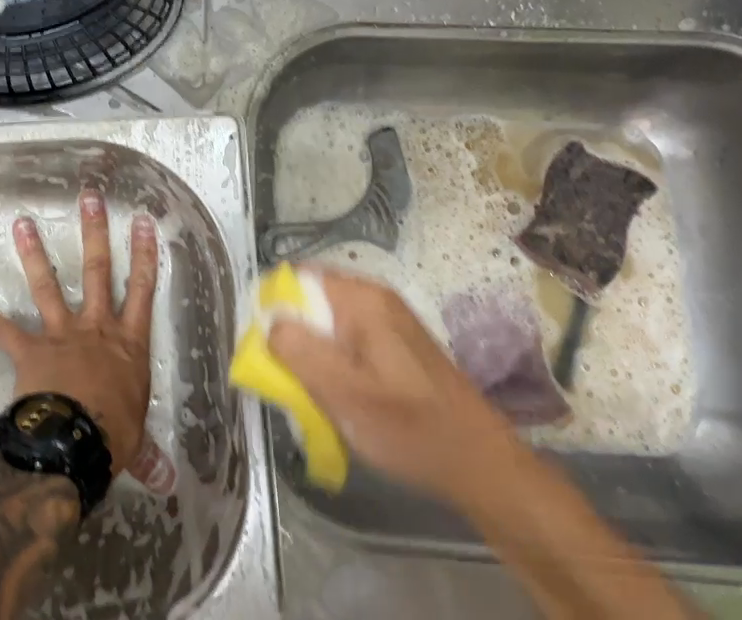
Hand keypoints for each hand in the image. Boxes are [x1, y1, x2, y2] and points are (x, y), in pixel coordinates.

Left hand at [0, 188, 156, 477]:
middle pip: (99, 271)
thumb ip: (149, 452)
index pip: (142, 290)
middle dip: (94, 232)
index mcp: (128, 343)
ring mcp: (61, 335)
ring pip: (48, 286)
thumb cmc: (113, 436)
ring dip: (35, 254)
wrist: (73, 444)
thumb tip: (167, 482)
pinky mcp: (29, 351)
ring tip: (23, 223)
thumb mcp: (137, 439)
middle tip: (88, 197)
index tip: (143, 221)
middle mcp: (96, 329)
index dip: (144, 255)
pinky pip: (6, 331)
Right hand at [268, 268, 516, 498]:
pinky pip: (348, 342)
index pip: (296, 277)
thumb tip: (267, 320)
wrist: (480, 464)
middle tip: (284, 378)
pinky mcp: (397, 346)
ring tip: (309, 393)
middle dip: (290, 335)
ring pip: (327, 324)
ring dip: (311, 355)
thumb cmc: (408, 428)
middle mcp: (376, 298)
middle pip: (310, 300)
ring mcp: (389, 321)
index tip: (262, 347)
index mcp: (362, 299)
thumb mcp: (342, 393)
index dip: (271, 307)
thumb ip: (297, 350)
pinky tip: (338, 398)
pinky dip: (334, 364)